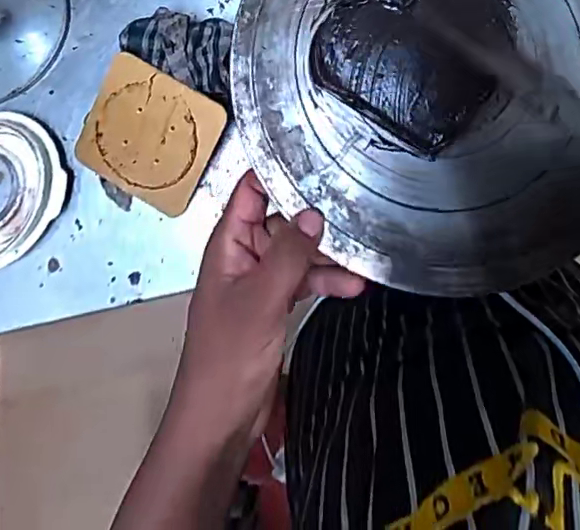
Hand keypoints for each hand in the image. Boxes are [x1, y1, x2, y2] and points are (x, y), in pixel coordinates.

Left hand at [169, 172, 365, 445]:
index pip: (250, 190)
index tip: (311, 159)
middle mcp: (243, 255)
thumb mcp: (261, 299)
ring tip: (359, 252)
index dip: (277, 171)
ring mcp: (260, 279)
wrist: (220, 421)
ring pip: (297, 249)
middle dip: (313, 216)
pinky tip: (351, 284)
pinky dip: (325, 279)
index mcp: (228, 244)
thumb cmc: (224, 361)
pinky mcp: (274, 301)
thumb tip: (313, 214)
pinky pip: (303, 278)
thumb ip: (289, 254)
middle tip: (348, 207)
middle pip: (281, 218)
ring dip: (325, 252)